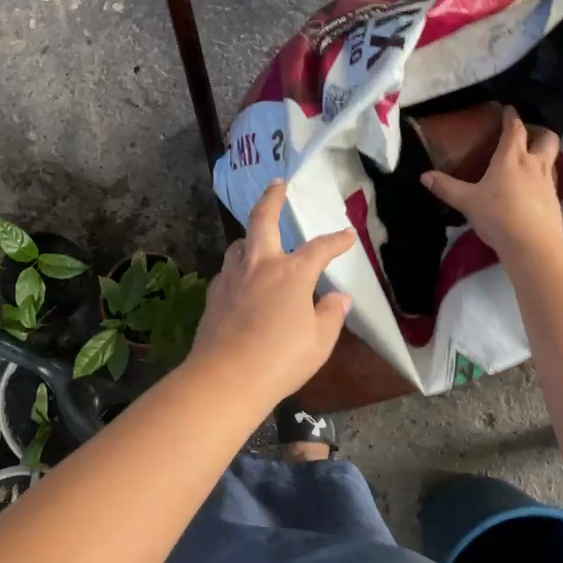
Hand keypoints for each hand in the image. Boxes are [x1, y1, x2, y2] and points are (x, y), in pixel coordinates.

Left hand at [188, 180, 354, 404]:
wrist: (225, 378)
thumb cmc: (280, 360)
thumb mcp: (319, 342)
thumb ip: (330, 316)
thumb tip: (338, 298)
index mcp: (292, 273)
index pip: (320, 249)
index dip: (336, 241)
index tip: (347, 236)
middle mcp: (261, 265)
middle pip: (264, 219)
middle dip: (272, 198)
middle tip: (277, 183)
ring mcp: (233, 277)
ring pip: (240, 244)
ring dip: (251, 236)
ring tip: (257, 239)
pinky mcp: (214, 294)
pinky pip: (228, 270)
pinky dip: (238, 268)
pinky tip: (242, 281)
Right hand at [421, 105, 562, 257]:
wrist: (533, 246)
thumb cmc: (498, 215)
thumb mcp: (467, 202)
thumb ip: (446, 187)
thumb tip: (424, 175)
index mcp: (512, 157)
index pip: (515, 128)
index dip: (511, 116)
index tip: (508, 109)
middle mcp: (534, 164)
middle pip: (547, 137)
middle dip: (538, 131)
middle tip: (526, 134)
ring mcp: (548, 183)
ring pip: (552, 159)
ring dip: (543, 154)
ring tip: (528, 161)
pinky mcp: (555, 201)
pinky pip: (551, 181)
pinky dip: (543, 178)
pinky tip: (532, 189)